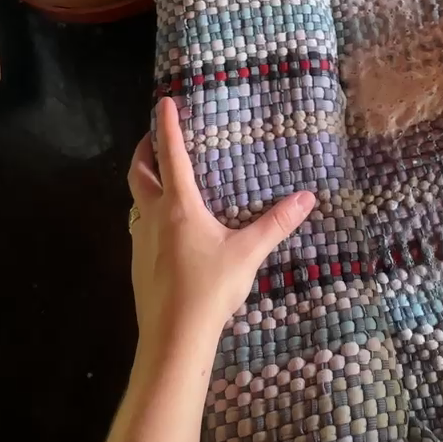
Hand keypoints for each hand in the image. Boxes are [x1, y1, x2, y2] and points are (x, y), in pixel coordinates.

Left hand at [127, 97, 315, 355]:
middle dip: (144, 150)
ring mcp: (140, 242)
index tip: (163, 102)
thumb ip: (276, 224)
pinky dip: (148, 210)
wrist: (173, 340)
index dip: (166, 126)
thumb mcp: (248, 253)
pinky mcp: (139, 264)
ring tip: (161, 176)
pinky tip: (165, 225)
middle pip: (139, 173)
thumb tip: (307, 197)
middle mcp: (153, 217)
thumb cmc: (208, 289)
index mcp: (178, 206)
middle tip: (154, 136)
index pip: (170, 154)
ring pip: (135, 200)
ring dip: (144, 181)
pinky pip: (139, 224)